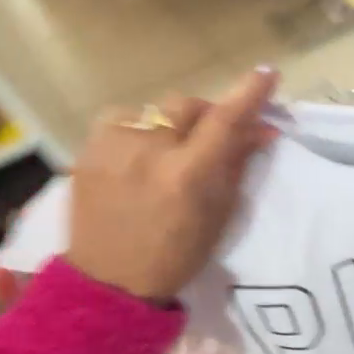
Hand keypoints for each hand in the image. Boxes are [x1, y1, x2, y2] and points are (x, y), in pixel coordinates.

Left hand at [66, 67, 278, 300]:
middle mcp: (148, 153)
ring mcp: (111, 149)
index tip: (268, 73)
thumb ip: (237, 163)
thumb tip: (262, 128)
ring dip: (170, 121)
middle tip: (217, 134)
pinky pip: (120, 121)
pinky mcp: (85, 152)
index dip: (249, 93)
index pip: (225, 120)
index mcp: (188, 174)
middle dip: (207, 114)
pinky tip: (141, 151)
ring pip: (151, 109)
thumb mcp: (221, 212)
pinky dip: (138, 129)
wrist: (111, 280)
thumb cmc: (180, 252)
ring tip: (172, 145)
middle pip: (186, 105)